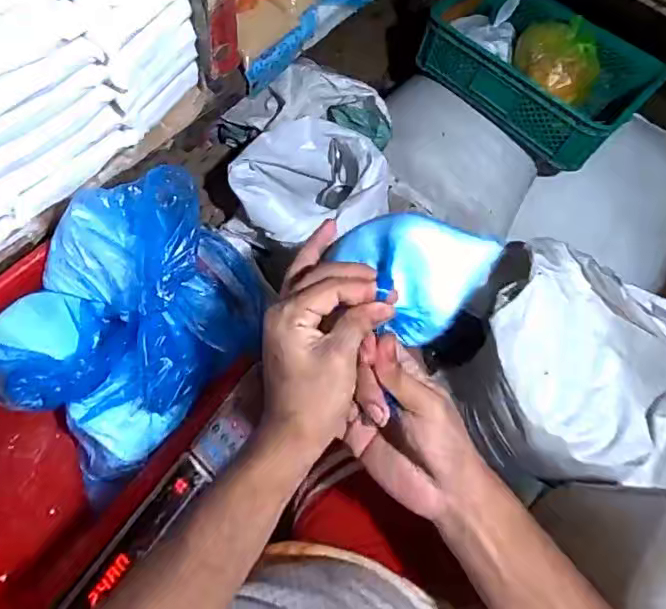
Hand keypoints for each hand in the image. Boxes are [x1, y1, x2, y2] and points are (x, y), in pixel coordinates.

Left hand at [260, 220, 395, 452]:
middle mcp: (279, 308)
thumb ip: (359, 322)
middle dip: (342, 267)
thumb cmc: (316, 400)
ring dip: (318, 255)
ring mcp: (280, 316)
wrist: (291, 435)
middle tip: (372, 268)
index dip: (359, 286)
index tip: (386, 289)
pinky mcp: (288, 326)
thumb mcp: (342, 359)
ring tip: (332, 230)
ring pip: (301, 275)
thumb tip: (383, 299)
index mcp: (289, 313)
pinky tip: (324, 260)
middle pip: (311, 273)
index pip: (328, 286)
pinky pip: (302, 291)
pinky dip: (315, 275)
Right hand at [343, 332, 490, 523]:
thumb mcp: (428, 405)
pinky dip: (340, 410)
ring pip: (345, 382)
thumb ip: (399, 376)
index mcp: (403, 372)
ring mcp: (365, 406)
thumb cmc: (446, 442)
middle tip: (379, 402)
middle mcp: (380, 384)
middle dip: (363, 373)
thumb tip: (382, 338)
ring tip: (376, 419)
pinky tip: (352, 419)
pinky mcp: (352, 430)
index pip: (379, 344)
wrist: (444, 495)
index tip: (366, 350)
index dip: (369, 342)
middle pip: (358, 360)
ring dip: (356, 394)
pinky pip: (337, 411)